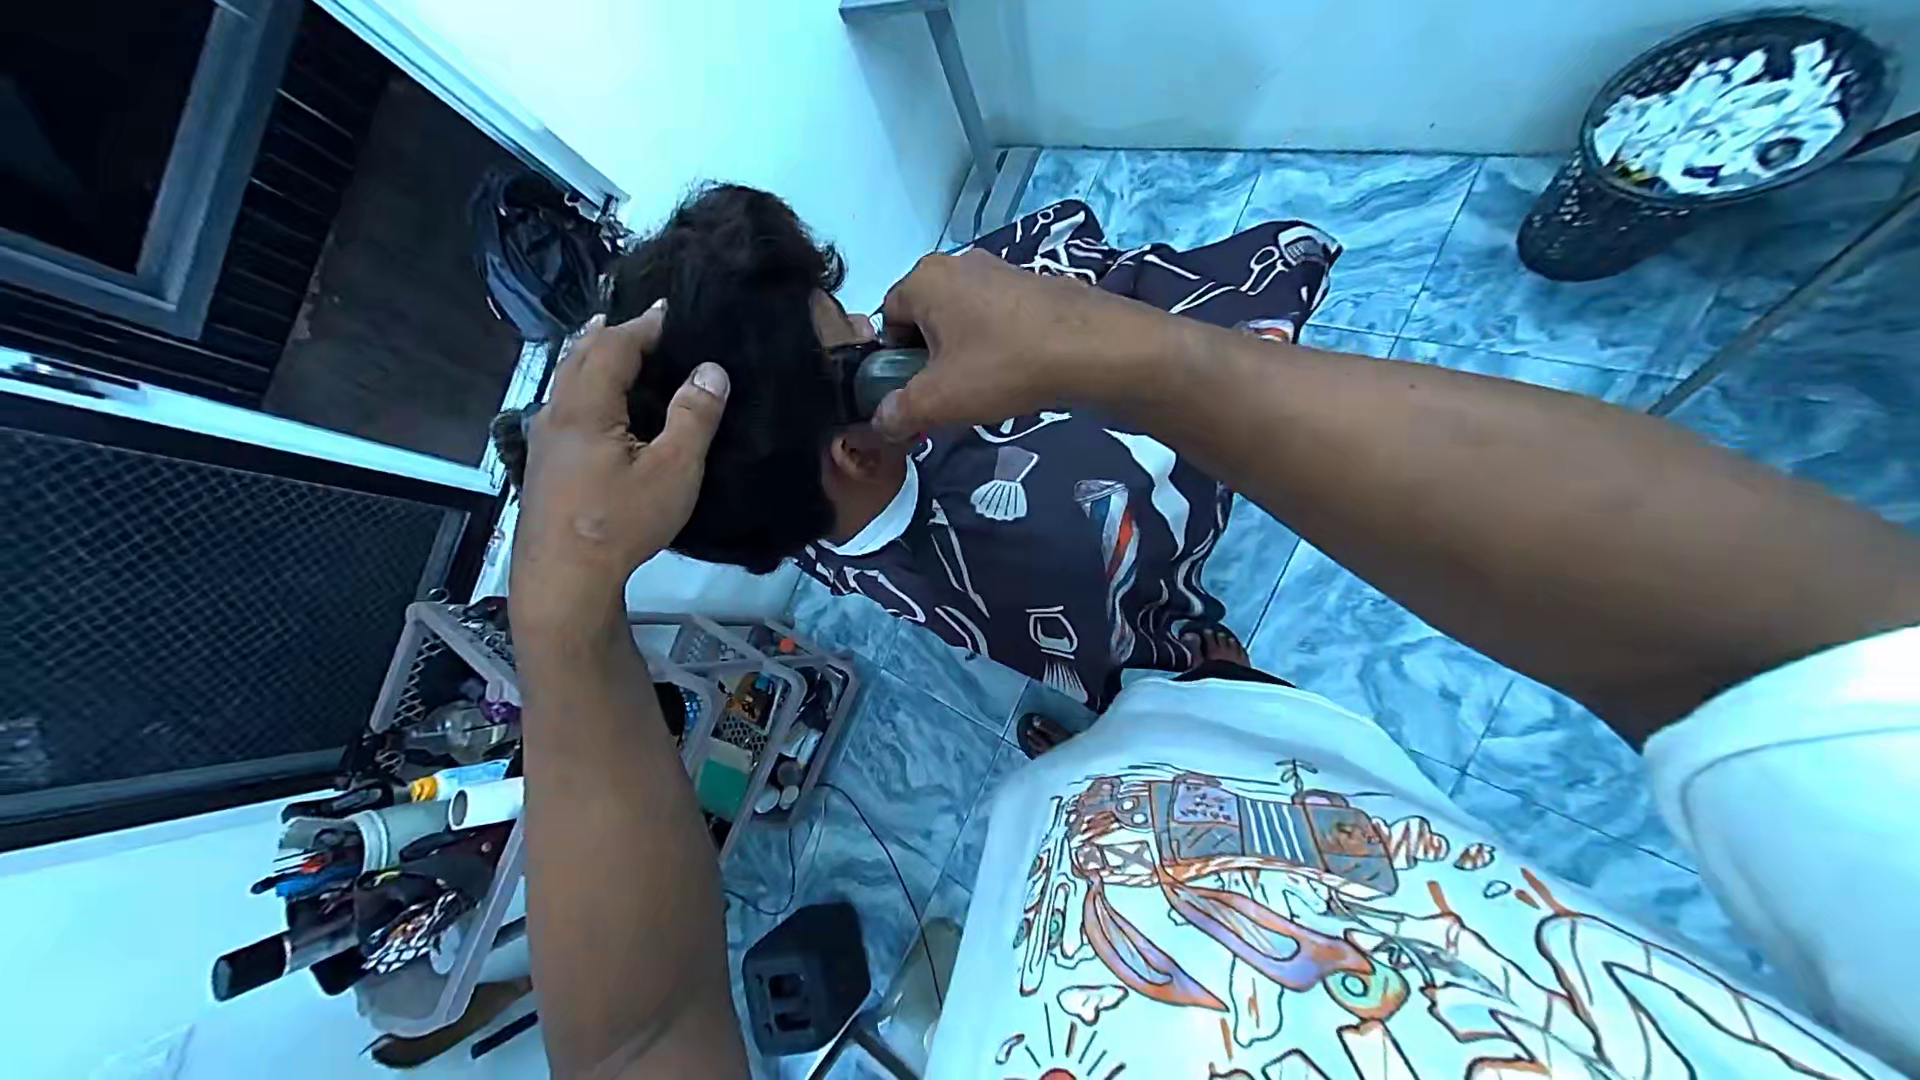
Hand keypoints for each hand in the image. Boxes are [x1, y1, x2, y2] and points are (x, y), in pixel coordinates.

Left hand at [509, 303, 728, 630]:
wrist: (565, 576)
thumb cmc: (622, 520)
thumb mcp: (673, 470)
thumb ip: (693, 417)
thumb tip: (711, 370)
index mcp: (586, 406)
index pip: (614, 347)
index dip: (644, 326)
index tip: (672, 312)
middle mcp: (557, 413)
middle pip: (580, 357)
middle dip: (612, 334)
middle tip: (641, 323)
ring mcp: (545, 440)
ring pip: (567, 382)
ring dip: (593, 359)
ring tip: (616, 350)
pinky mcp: (546, 465)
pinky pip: (566, 406)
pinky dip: (586, 387)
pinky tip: (599, 407)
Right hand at [873, 250, 1175, 438]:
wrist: (1092, 349)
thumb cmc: (1002, 366)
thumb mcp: (938, 400)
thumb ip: (899, 411)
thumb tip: (881, 421)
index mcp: (924, 279)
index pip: (886, 318)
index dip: (892, 360)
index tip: (912, 392)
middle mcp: (958, 264)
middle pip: (924, 319)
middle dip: (928, 360)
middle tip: (946, 396)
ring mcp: (1000, 270)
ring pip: (962, 321)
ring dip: (962, 356)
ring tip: (983, 390)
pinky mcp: (1033, 286)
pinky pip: (996, 320)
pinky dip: (995, 347)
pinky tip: (1013, 375)